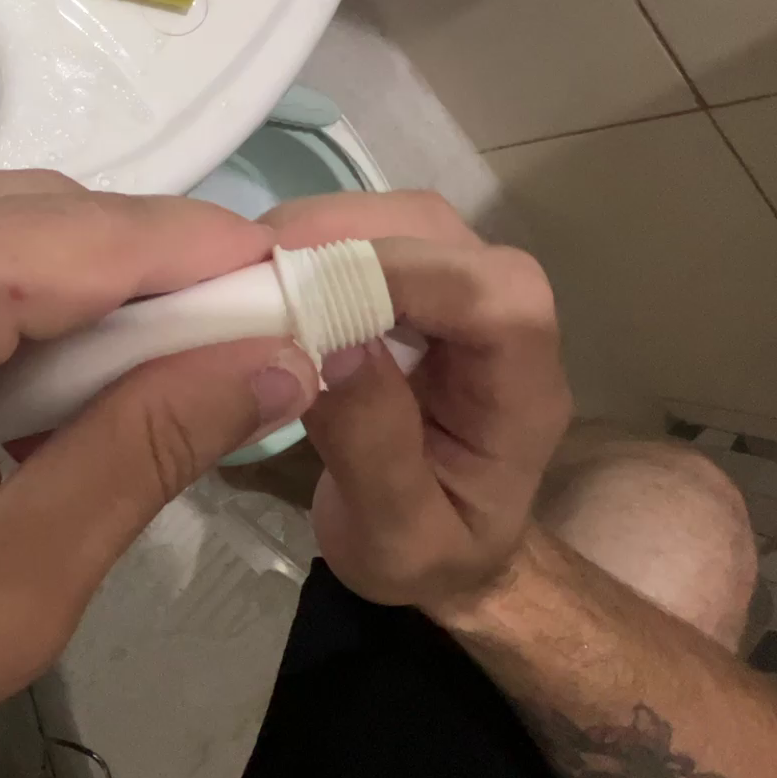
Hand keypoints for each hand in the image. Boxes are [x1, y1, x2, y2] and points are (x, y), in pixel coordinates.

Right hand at [260, 192, 571, 618]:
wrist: (443, 556)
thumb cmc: (428, 557)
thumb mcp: (398, 539)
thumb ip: (374, 450)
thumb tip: (334, 345)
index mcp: (522, 391)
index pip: (494, 296)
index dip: (404, 274)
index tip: (303, 293)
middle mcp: (501, 322)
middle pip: (441, 234)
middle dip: (345, 239)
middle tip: (257, 273)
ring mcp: (455, 296)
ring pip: (400, 220)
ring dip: (323, 231)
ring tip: (254, 272)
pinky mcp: (414, 288)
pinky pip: (369, 236)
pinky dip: (314, 241)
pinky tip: (271, 277)